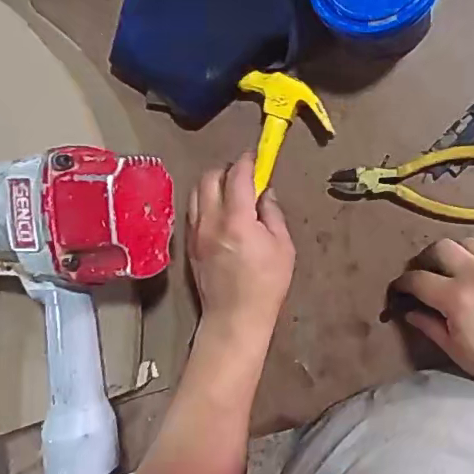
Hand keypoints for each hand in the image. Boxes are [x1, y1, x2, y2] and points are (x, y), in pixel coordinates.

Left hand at [186, 152, 293, 333]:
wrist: (235, 317)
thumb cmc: (267, 283)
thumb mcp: (283, 247)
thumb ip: (273, 215)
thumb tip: (266, 194)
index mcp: (238, 220)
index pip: (238, 177)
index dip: (248, 162)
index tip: (256, 156)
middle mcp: (211, 220)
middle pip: (210, 178)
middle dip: (227, 168)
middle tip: (244, 172)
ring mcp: (195, 232)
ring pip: (196, 191)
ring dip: (212, 182)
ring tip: (230, 187)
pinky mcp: (189, 243)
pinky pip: (193, 209)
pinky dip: (205, 200)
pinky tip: (219, 208)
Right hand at [392, 238, 473, 405]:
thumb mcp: (460, 352)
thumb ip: (431, 327)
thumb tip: (410, 311)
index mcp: (458, 298)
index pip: (418, 279)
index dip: (403, 283)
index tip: (399, 289)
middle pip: (441, 247)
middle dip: (427, 258)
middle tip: (425, 275)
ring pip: (469, 242)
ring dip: (456, 254)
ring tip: (455, 272)